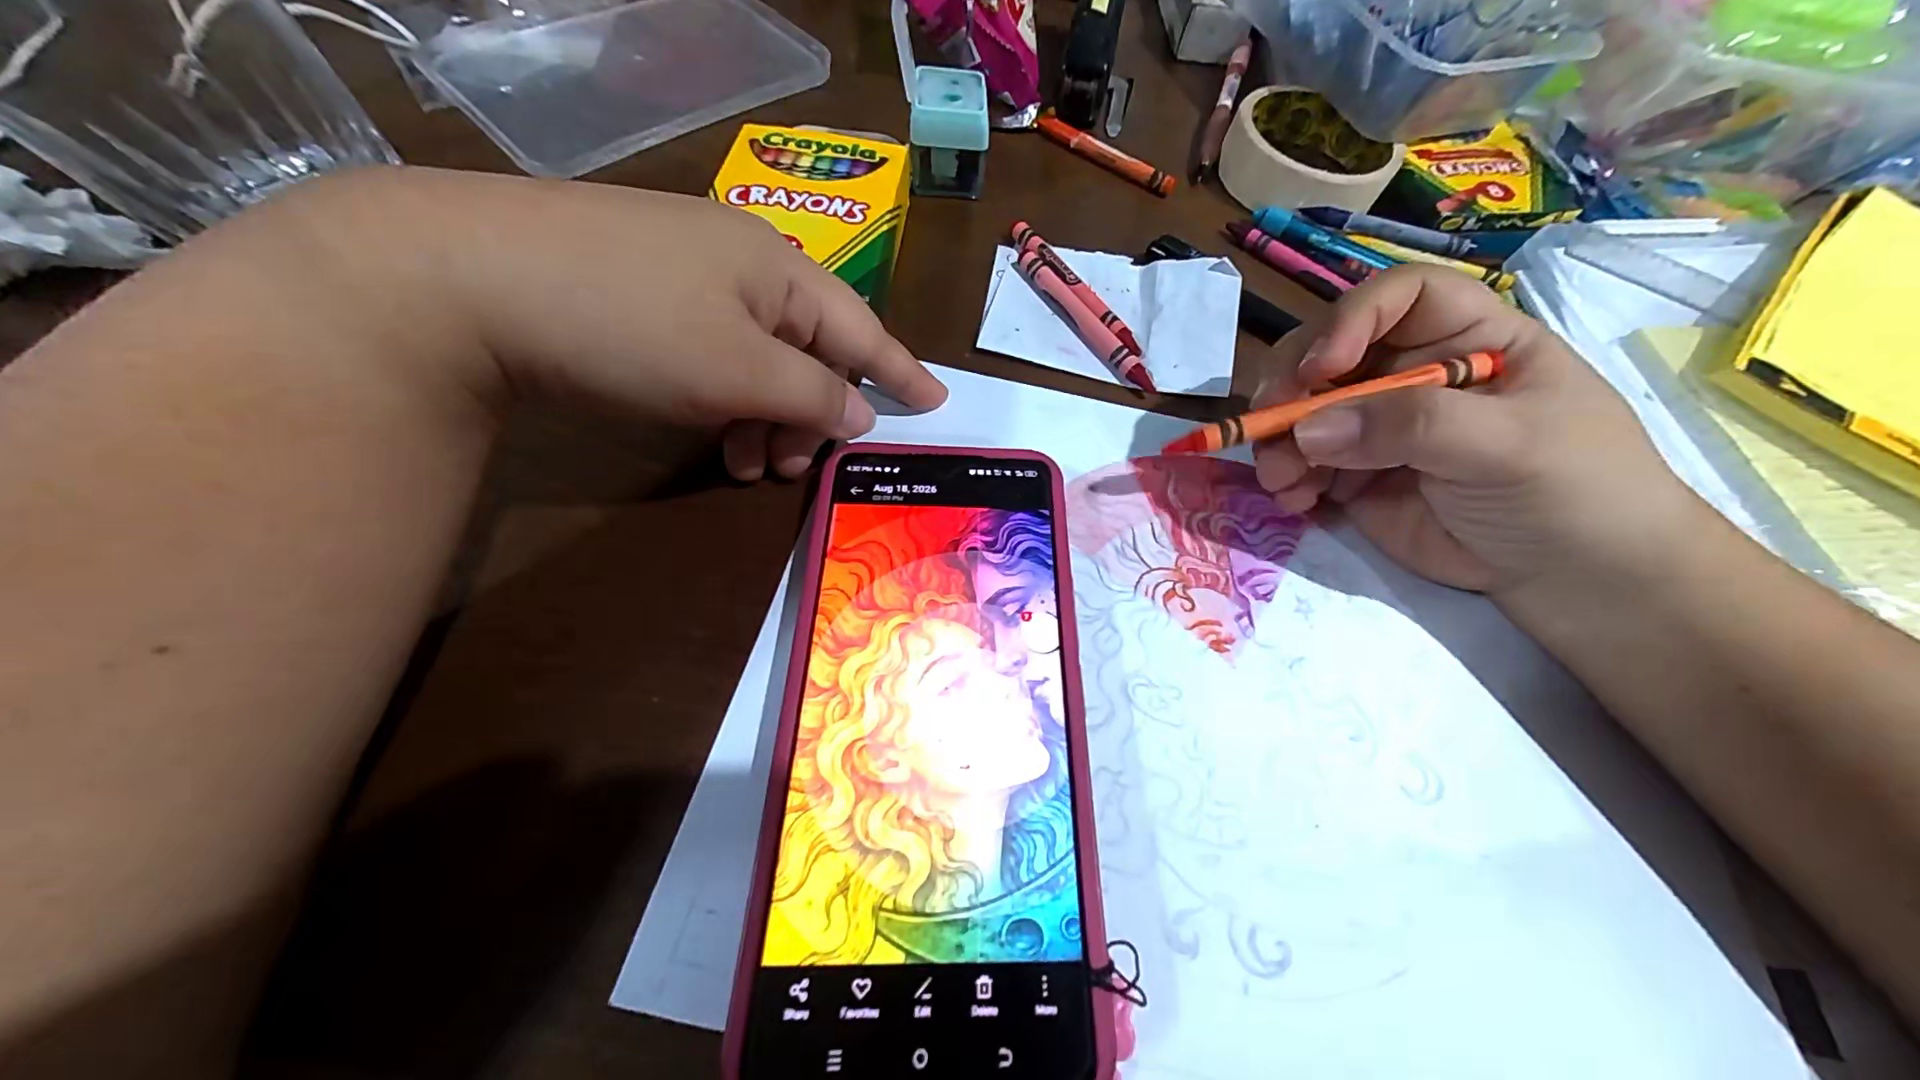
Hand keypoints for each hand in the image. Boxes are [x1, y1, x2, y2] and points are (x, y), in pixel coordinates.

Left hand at [286, 167, 947, 478]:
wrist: (465, 281)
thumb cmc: (631, 324)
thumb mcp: (739, 370)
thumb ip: (814, 395)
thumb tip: (861, 412)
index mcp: (780, 268)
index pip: (862, 328)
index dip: (901, 371)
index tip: (937, 402)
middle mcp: (743, 265)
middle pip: (810, 352)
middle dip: (811, 416)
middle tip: (793, 469)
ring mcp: (689, 279)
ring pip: (761, 362)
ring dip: (765, 419)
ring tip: (747, 467)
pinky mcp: (645, 300)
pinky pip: (715, 358)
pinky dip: (724, 403)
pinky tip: (711, 439)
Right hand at [1251, 266, 1694, 595]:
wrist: (1577, 578)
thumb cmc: (1570, 489)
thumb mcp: (1508, 444)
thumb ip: (1412, 426)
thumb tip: (1307, 431)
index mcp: (1466, 339)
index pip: (1398, 297)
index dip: (1351, 320)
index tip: (1321, 369)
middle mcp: (1411, 373)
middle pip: (1328, 352)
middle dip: (1289, 386)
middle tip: (1267, 425)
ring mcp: (1376, 428)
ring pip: (1302, 412)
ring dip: (1277, 441)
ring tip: (1282, 479)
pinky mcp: (1354, 476)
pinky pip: (1301, 464)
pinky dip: (1285, 479)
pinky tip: (1295, 500)